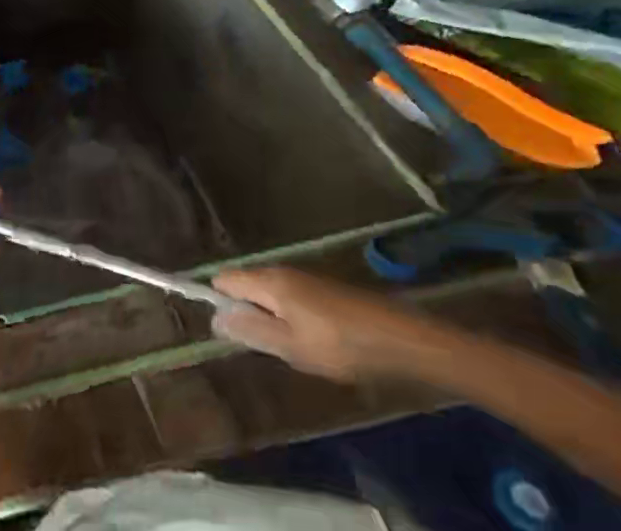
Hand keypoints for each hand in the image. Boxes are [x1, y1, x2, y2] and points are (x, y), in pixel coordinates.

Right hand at [209, 267, 459, 382]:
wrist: (407, 340)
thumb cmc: (342, 345)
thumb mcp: (291, 347)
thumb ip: (250, 331)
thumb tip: (214, 319)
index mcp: (268, 281)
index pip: (223, 279)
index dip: (219, 303)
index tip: (233, 332)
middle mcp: (282, 271)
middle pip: (245, 285)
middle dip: (248, 313)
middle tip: (268, 347)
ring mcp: (306, 278)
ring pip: (270, 294)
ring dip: (272, 318)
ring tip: (294, 349)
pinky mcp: (326, 289)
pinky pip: (291, 298)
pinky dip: (292, 317)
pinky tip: (316, 343)